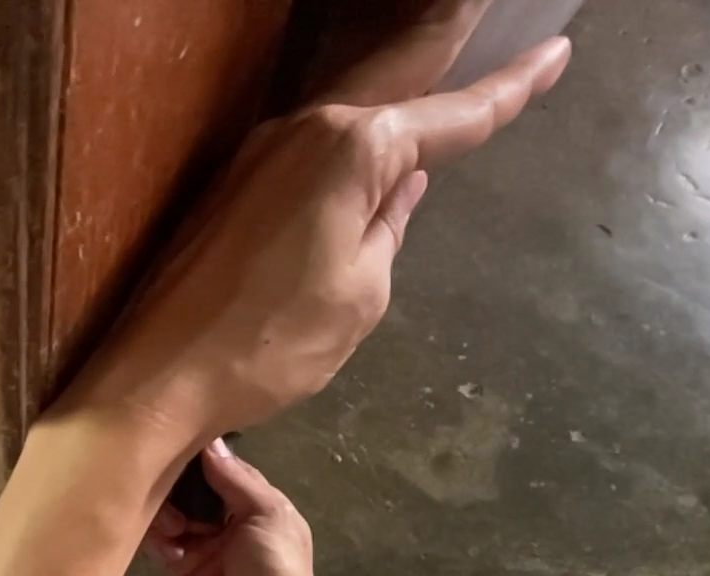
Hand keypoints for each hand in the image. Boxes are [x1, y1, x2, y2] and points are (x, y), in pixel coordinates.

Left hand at [57, 1, 571, 448]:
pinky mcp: (209, 205)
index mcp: (348, 150)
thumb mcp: (359, 296)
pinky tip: (323, 228)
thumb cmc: (268, 347)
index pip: (450, 116)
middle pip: (378, 127)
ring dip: (363, 173)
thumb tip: (400, 188)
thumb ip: (389, 231)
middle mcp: (289, 138)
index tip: (555, 57)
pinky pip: (285, 185)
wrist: (153, 384)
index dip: (507, 92)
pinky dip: (317, 197)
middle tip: (478, 115)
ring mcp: (240, 169)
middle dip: (424, 130)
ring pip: (326, 157)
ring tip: (392, 202)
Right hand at [145, 440, 320, 575]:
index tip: (173, 442)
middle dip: (177, 490)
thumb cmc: (275, 574)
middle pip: (190, 490)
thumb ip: (237, 480)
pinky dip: (158, 542)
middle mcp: (227, 521)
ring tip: (175, 531)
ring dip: (166, 517)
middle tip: (171, 499)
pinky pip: (158, 544)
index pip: (222, 469)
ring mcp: (201, 546)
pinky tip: (170, 552)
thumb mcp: (267, 517)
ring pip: (170, 514)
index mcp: (257, 504)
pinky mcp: (178, 570)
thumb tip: (210, 442)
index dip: (200, 457)